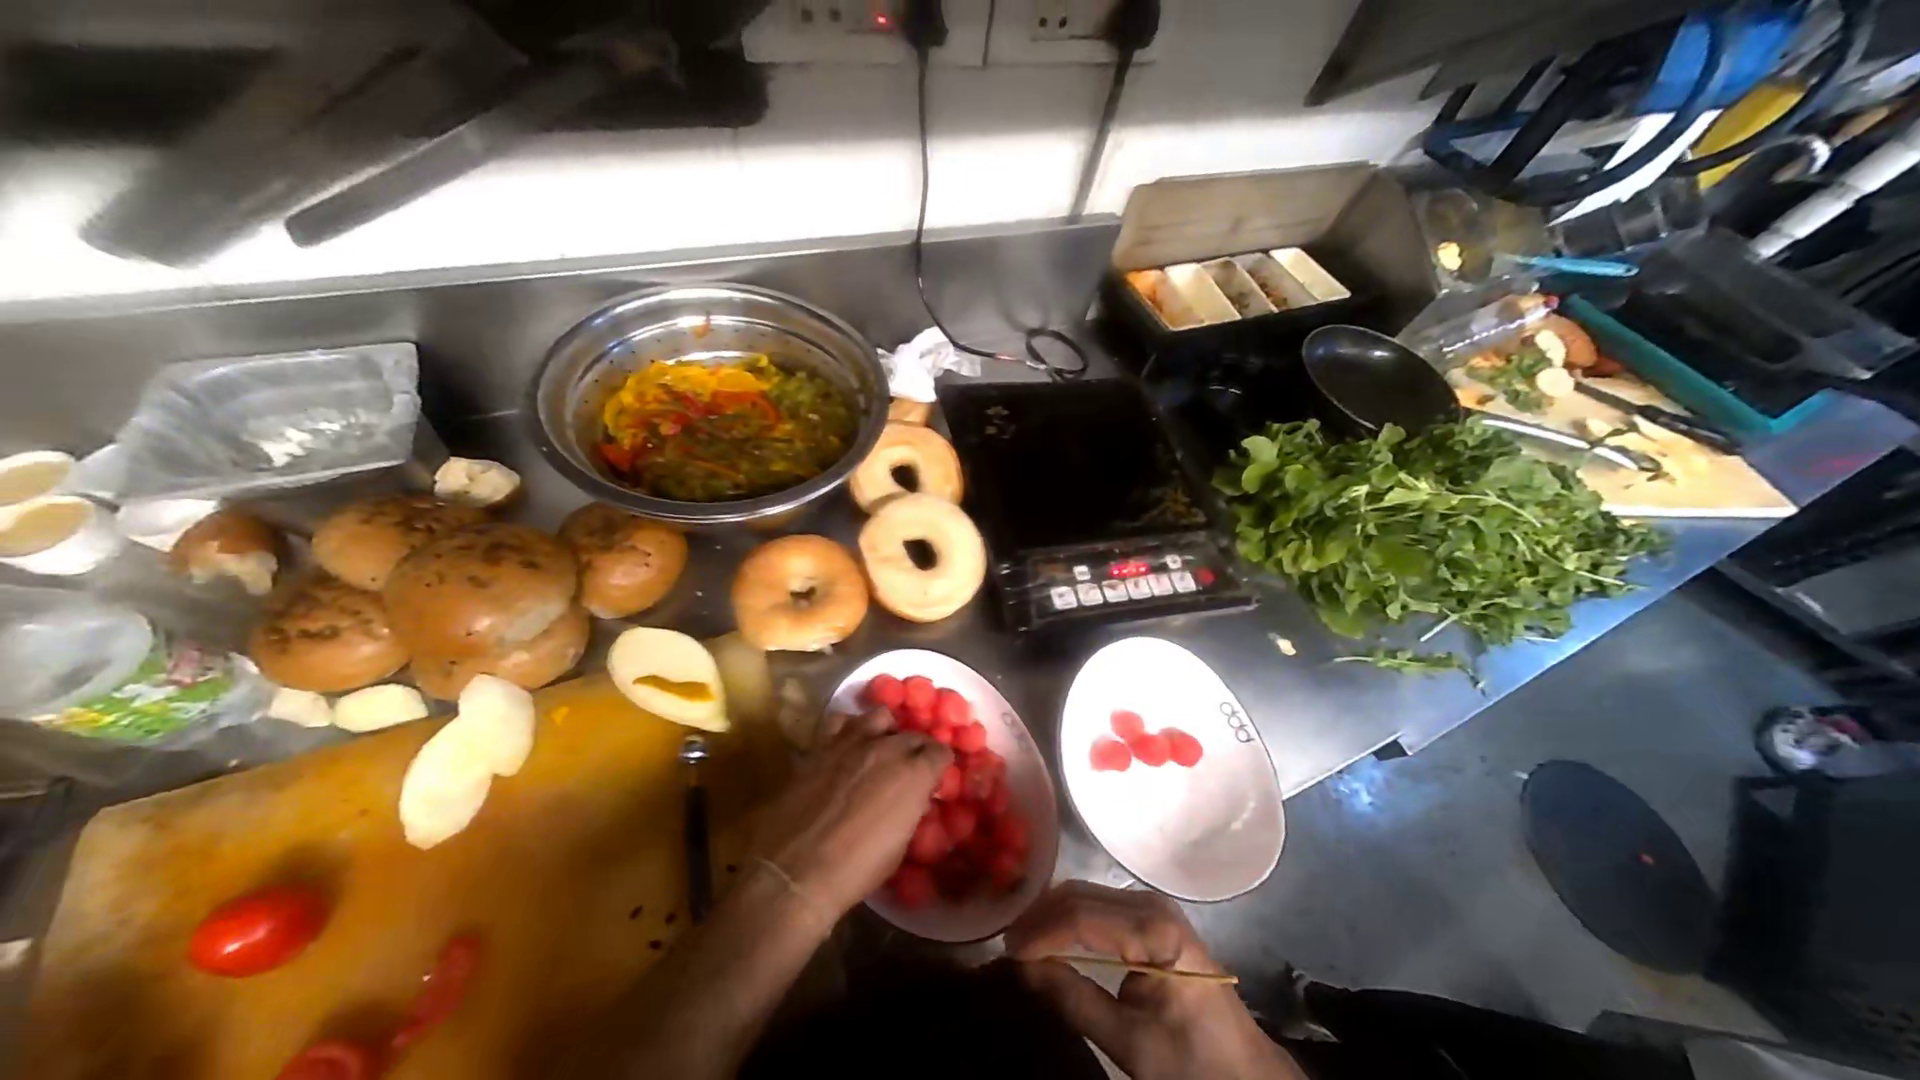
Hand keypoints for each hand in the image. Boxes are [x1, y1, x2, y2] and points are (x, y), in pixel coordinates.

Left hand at [748, 709, 949, 918]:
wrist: (796, 870)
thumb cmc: (856, 868)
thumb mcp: (899, 844)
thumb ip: (910, 809)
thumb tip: (913, 797)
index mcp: (914, 774)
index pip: (941, 753)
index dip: (939, 765)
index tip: (935, 779)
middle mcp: (887, 748)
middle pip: (913, 735)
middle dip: (917, 749)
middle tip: (912, 768)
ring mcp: (851, 742)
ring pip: (880, 717)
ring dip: (887, 731)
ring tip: (882, 747)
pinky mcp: (820, 745)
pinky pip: (841, 721)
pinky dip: (849, 728)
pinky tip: (847, 745)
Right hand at [1005, 882, 1303, 1079]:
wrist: (1245, 1070)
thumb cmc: (1192, 1061)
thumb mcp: (1130, 1043)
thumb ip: (1074, 1001)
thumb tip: (1021, 969)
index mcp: (1154, 931)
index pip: (1081, 917)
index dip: (1040, 932)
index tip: (1007, 953)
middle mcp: (1152, 904)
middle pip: (1080, 896)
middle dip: (1040, 918)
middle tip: (1007, 947)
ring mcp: (1152, 906)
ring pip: (1085, 895)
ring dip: (1050, 915)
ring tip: (1022, 943)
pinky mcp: (1149, 915)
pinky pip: (1098, 904)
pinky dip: (1068, 917)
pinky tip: (1050, 936)